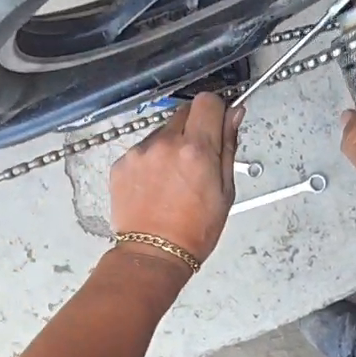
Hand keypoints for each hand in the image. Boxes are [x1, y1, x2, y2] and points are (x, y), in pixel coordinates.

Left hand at [110, 93, 243, 266]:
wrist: (153, 255)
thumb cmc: (193, 231)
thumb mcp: (225, 191)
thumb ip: (228, 146)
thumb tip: (233, 114)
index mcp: (196, 149)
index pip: (208, 101)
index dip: (216, 111)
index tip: (217, 124)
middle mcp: (165, 144)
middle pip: (184, 113)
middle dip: (194, 129)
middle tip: (197, 160)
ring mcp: (140, 153)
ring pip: (161, 132)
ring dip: (170, 146)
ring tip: (174, 181)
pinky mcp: (121, 164)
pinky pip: (141, 150)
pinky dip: (150, 162)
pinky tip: (155, 187)